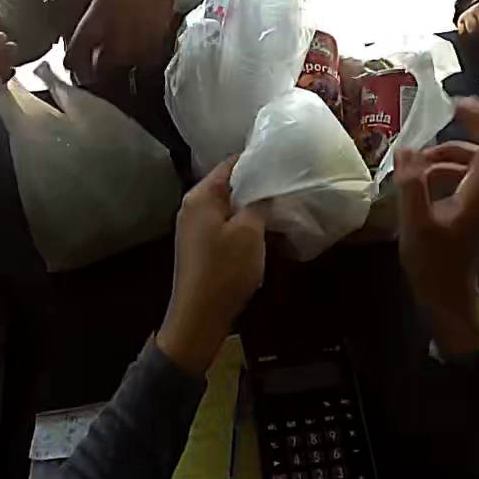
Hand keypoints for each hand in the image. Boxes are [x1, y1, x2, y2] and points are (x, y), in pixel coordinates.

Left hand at [45, 0, 174, 84]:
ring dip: (109, 71)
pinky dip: (130, 67)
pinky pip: (137, 71)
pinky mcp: (155, 53)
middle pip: (96, 73)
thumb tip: (47, 8)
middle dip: (90, 73)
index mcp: (99, 18)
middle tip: (88, 66)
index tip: (71, 62)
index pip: (77, 53)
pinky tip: (128, 55)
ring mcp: (138, 49)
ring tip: (109, 60)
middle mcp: (118, 38)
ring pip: (117, 74)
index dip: (71, 62)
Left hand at [157, 158, 270, 373]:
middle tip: (287, 185)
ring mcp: (194, 227)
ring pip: (228, 207)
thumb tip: (265, 188)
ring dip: (252, 208)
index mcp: (200, 196)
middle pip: (229, 185)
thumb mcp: (250, 232)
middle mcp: (192, 206)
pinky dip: (243, 225)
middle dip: (257, 185)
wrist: (198, 317)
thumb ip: (259, 203)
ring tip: (280, 207)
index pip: (230, 164)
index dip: (257, 160)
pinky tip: (263, 232)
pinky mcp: (199, 246)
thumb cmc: (225, 270)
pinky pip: (224, 225)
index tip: (283, 161)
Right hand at [395, 97, 478, 354]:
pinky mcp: (476, 207)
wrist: (449, 299)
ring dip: (455, 148)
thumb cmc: (434, 266)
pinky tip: (422, 174)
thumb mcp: (416, 226)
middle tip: (455, 106)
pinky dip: (449, 165)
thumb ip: (411, 186)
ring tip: (419, 155)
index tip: (455, 105)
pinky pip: (470, 174)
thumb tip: (407, 149)